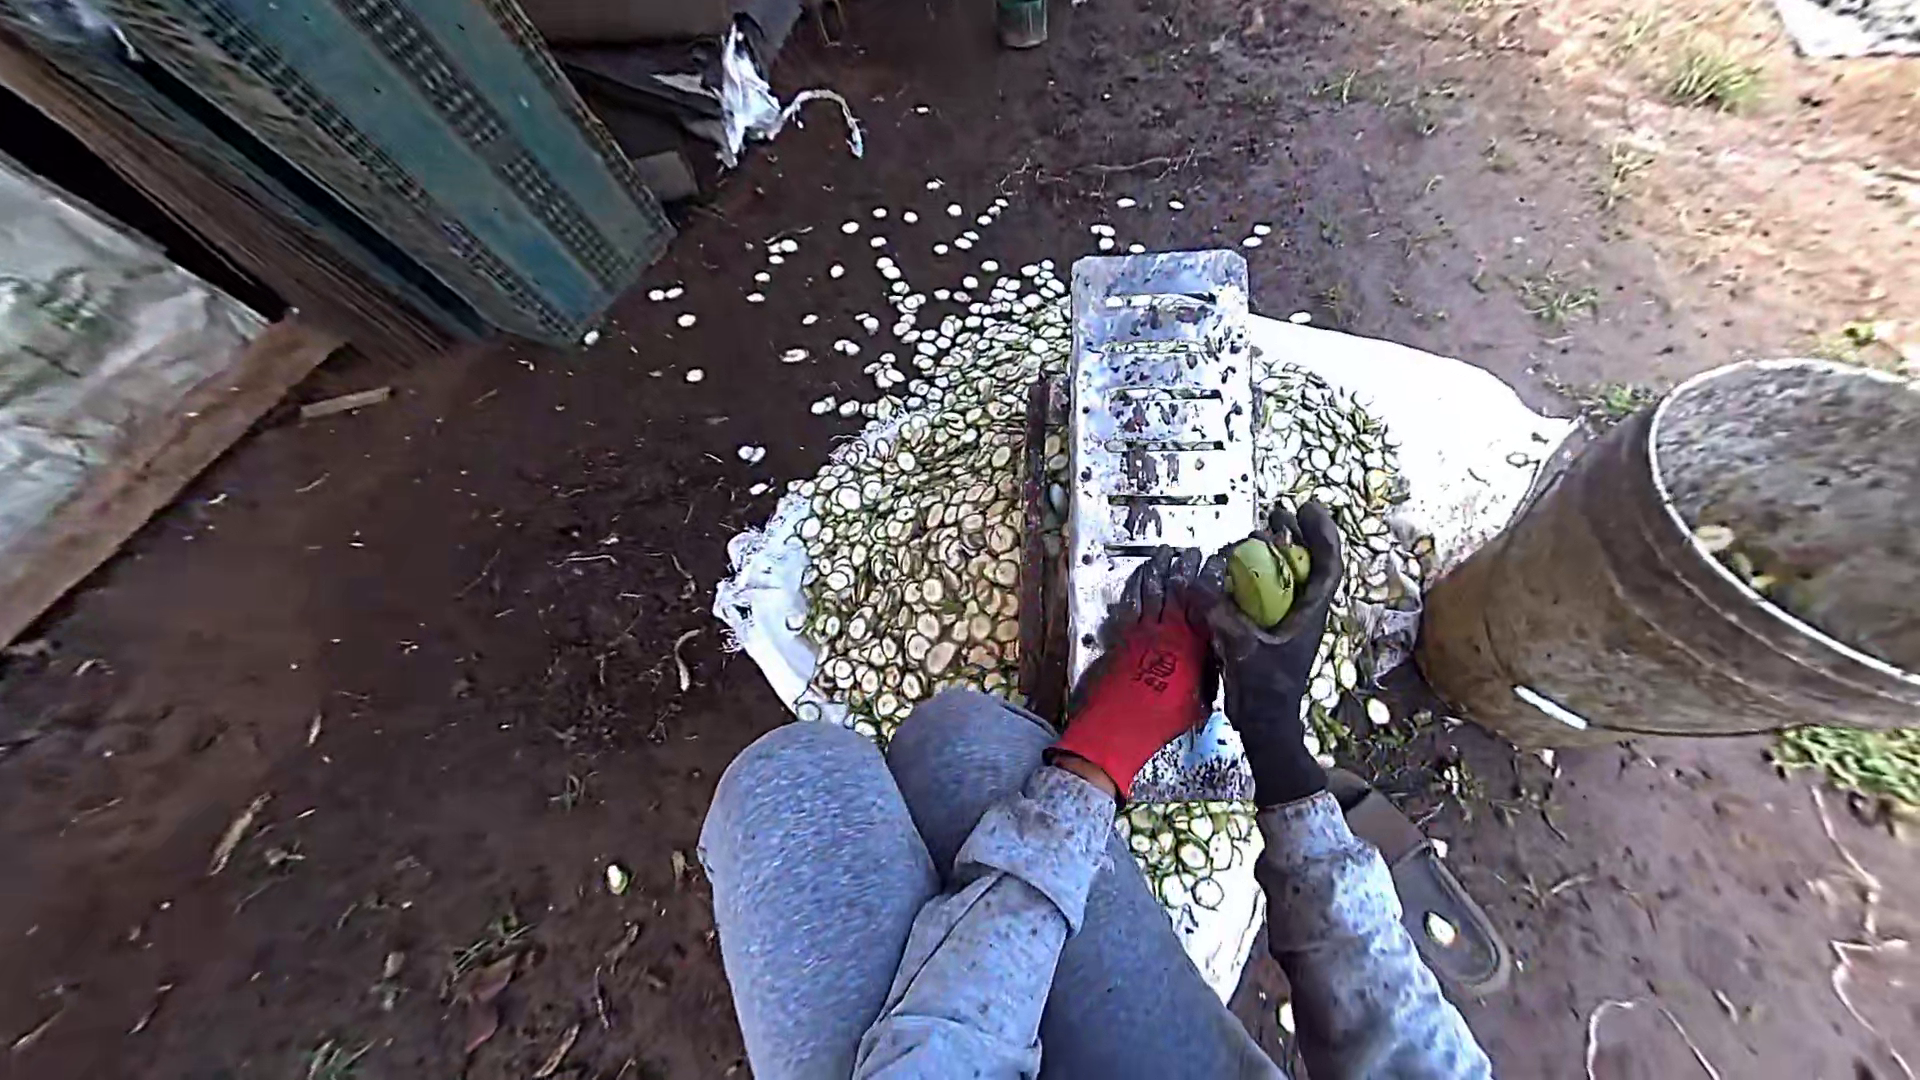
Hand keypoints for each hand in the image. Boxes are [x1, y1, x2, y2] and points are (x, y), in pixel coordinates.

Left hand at [1049, 546, 1209, 801]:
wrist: (1122, 723)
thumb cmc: (1163, 717)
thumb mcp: (1199, 697)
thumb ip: (1206, 671)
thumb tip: (1212, 658)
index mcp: (1192, 644)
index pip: (1205, 602)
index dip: (1212, 579)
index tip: (1218, 562)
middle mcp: (1167, 631)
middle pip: (1177, 590)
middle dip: (1185, 568)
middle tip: (1191, 553)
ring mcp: (1142, 629)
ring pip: (1152, 591)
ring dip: (1159, 570)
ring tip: (1165, 554)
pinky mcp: (1122, 634)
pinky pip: (1131, 603)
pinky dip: (1136, 586)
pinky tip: (1139, 576)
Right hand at [1196, 502, 1343, 807]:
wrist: (1263, 719)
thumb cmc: (1264, 688)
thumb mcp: (1241, 647)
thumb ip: (1220, 615)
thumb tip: (1195, 584)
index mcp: (1310, 614)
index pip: (1327, 566)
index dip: (1322, 534)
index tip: (1308, 508)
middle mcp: (1303, 612)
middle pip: (1310, 564)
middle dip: (1299, 535)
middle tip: (1281, 513)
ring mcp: (1287, 620)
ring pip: (1290, 577)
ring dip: (1278, 553)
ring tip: (1262, 533)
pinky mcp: (1269, 629)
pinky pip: (1267, 593)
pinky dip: (1255, 576)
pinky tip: (1236, 569)